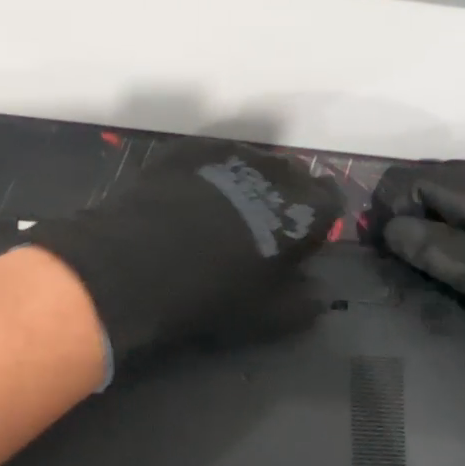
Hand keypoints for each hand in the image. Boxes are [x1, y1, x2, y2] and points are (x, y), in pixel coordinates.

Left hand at [28, 141, 341, 376]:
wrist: (133, 266)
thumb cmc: (211, 295)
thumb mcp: (266, 316)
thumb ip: (302, 304)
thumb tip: (319, 295)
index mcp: (304, 209)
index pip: (331, 200)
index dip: (318, 221)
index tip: (301, 242)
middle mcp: (274, 170)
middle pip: (293, 176)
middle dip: (285, 198)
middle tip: (262, 229)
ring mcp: (228, 152)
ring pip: (253, 162)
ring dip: (249, 183)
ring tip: (224, 214)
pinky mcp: (186, 149)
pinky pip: (211, 157)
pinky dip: (211, 174)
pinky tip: (190, 198)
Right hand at [371, 160, 464, 405]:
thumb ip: (436, 250)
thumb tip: (389, 227)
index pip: (408, 178)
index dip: (386, 209)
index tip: (383, 249)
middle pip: (428, 177)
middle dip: (403, 210)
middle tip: (398, 256)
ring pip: (452, 189)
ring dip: (429, 216)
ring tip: (425, 257)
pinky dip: (455, 220)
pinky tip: (463, 251)